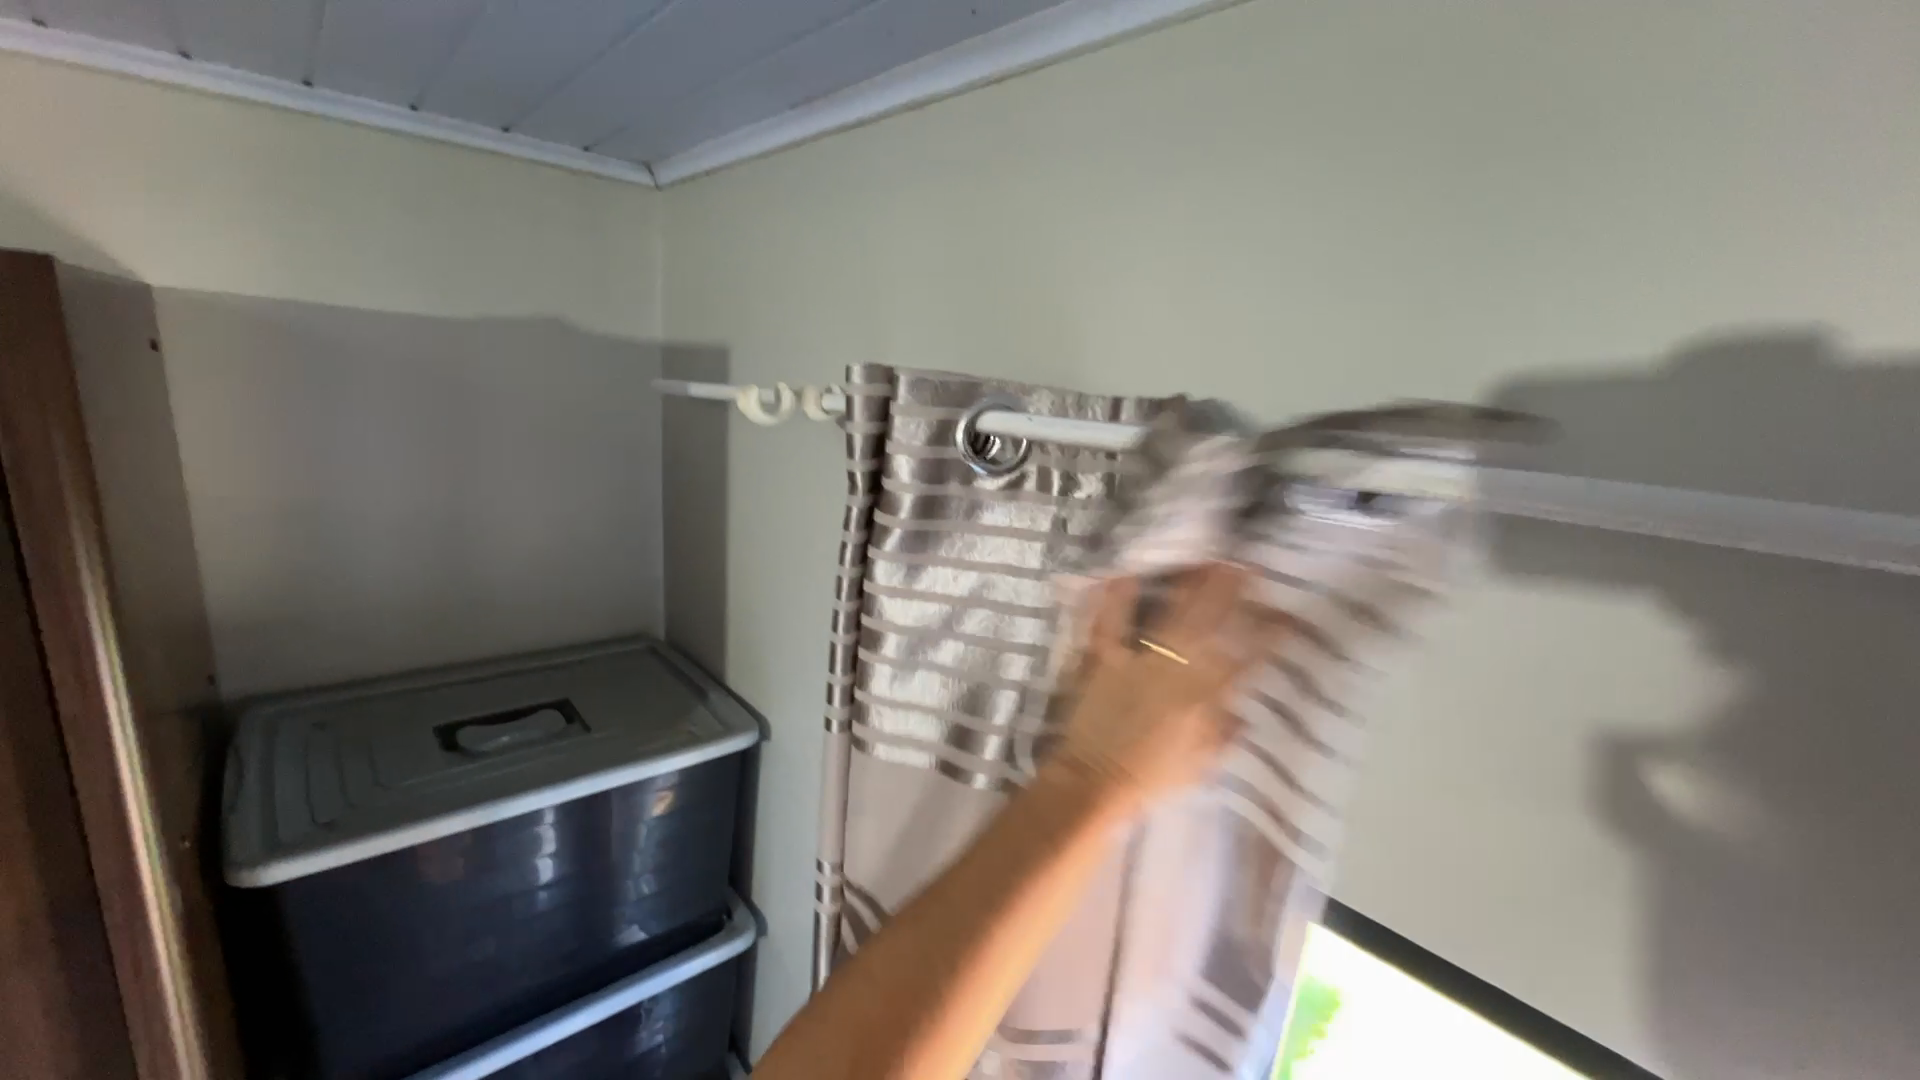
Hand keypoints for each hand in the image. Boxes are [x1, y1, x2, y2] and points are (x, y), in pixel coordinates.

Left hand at [1048, 563, 1277, 811]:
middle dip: (1231, 593)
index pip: (1247, 662)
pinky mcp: (1103, 661)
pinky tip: (1124, 573)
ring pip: (1170, 618)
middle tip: (1246, 566)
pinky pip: (1109, 624)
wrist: (1095, 784)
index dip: (1270, 636)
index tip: (1287, 615)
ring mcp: (1139, 663)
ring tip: (1205, 562)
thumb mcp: (1199, 767)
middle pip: (1210, 626)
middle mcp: (1177, 675)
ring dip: (1190, 588)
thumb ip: (1222, 736)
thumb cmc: (1149, 781)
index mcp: (1204, 702)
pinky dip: (1116, 598)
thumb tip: (1242, 715)